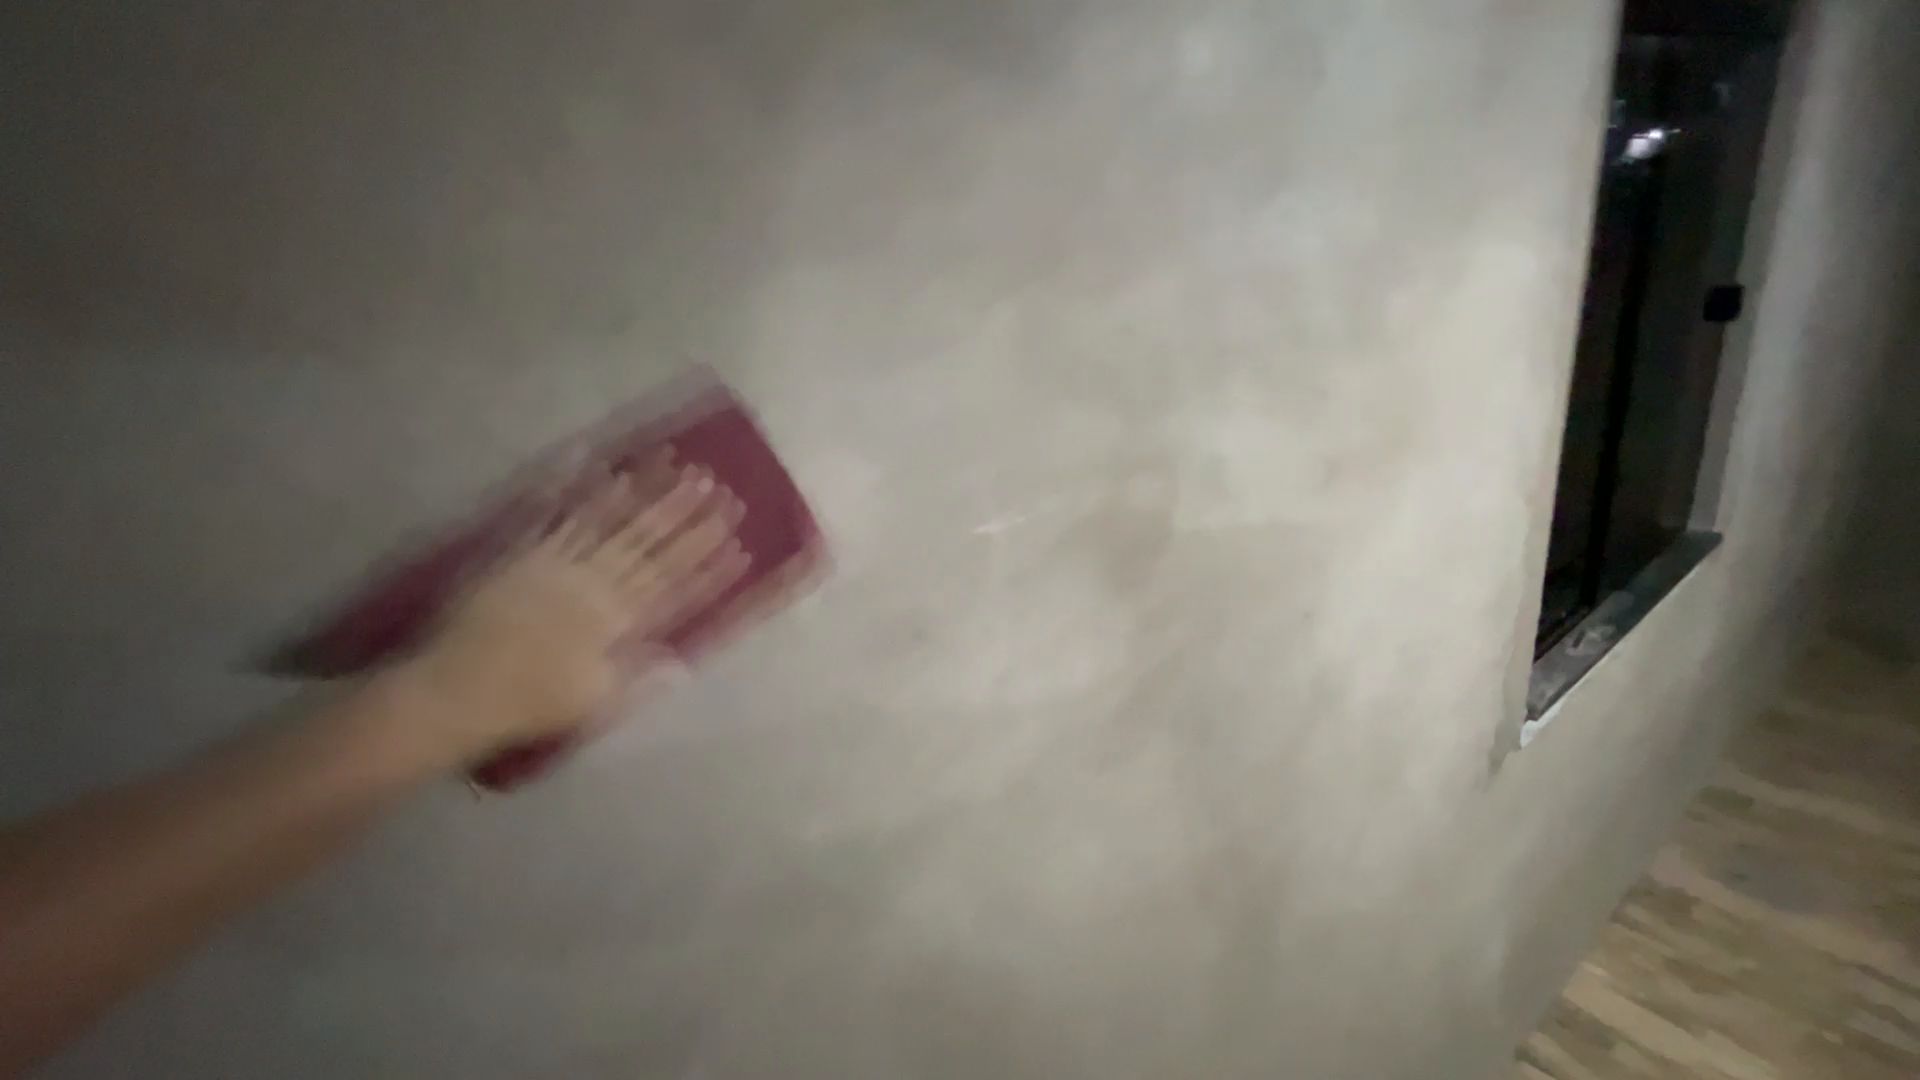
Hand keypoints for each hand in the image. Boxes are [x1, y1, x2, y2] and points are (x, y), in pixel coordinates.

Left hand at [393, 466, 749, 768]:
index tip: (737, 540)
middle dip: (686, 515)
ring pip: (611, 521)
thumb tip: (685, 661)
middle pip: (649, 544)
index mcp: (617, 621)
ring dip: (646, 492)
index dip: (707, 563)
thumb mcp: (596, 699)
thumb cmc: (531, 702)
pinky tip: (602, 466)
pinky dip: (580, 490)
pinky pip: (556, 515)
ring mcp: (559, 563)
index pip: (673, 585)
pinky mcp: (525, 553)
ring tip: (675, 464)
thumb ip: (641, 675)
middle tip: (716, 485)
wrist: (457, 691)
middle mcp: (596, 584)